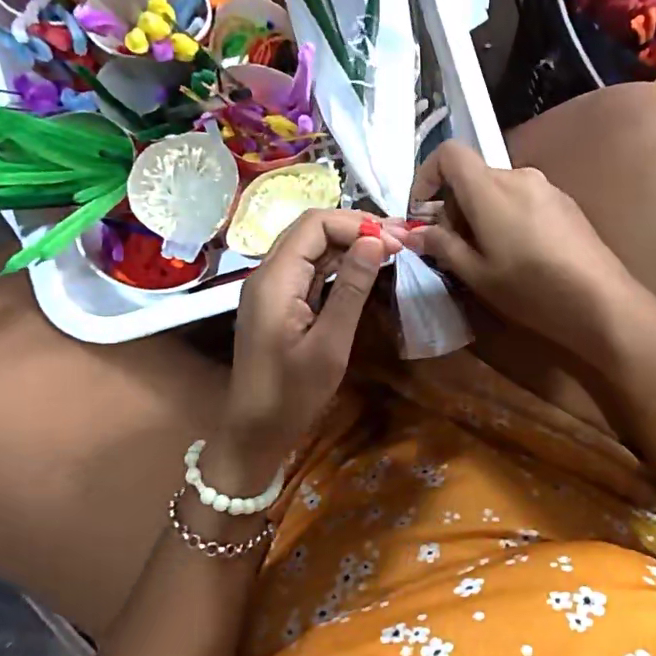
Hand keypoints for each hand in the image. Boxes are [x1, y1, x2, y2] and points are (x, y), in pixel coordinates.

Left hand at [220, 209, 403, 480]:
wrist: (255, 431)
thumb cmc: (293, 394)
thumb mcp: (330, 343)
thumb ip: (352, 289)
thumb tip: (376, 242)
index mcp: (275, 279)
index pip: (315, 225)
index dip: (358, 224)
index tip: (396, 242)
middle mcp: (268, 274)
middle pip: (311, 229)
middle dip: (356, 228)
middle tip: (400, 240)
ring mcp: (271, 288)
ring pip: (311, 247)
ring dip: (350, 243)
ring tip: (391, 249)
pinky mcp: (279, 302)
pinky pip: (309, 268)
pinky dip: (339, 262)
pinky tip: (365, 267)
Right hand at [406, 141, 644, 361]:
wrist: (601, 300)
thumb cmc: (531, 288)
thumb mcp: (477, 274)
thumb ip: (442, 246)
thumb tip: (416, 232)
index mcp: (490, 188)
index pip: (448, 153)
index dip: (427, 176)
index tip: (423, 213)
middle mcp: (518, 175)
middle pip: (473, 174)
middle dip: (454, 205)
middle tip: (452, 247)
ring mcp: (546, 187)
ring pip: (499, 188)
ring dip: (482, 212)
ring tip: (487, 254)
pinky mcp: (566, 203)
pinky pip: (523, 198)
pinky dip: (507, 215)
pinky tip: (519, 253)